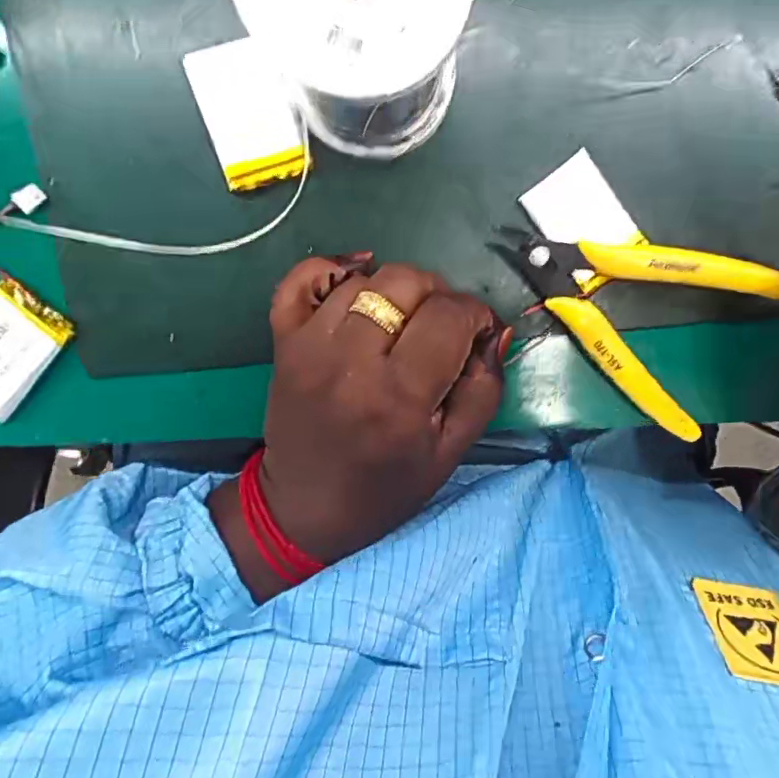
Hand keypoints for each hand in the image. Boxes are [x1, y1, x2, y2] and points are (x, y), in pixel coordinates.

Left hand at [209, 257, 507, 600]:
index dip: (476, 316)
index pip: (450, 316)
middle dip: (438, 296)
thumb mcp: (449, 453)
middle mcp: (351, 363)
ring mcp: (309, 347)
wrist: (305, 508)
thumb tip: (496, 331)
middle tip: (439, 328)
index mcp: (399, 398)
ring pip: (364, 279)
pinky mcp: (282, 342)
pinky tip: (355, 281)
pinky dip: (332, 269)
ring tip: (399, 322)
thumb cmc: (385, 489)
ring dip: (393, 291)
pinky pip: (302, 277)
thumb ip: (483, 390)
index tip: (475, 335)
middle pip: (407, 282)